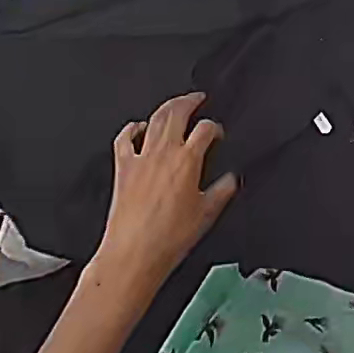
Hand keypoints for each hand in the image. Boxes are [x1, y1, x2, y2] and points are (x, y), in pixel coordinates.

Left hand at [92, 93, 237, 294]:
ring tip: (174, 103)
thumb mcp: (207, 215)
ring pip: (154, 119)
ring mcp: (140, 157)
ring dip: (166, 107)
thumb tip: (230, 180)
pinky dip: (132, 128)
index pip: (205, 129)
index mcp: (187, 161)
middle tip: (197, 97)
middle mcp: (163, 153)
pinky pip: (125, 138)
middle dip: (189, 101)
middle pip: (177, 113)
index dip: (214, 127)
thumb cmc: (168, 239)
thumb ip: (222, 191)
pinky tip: (137, 126)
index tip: (217, 133)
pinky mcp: (122, 167)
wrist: (133, 254)